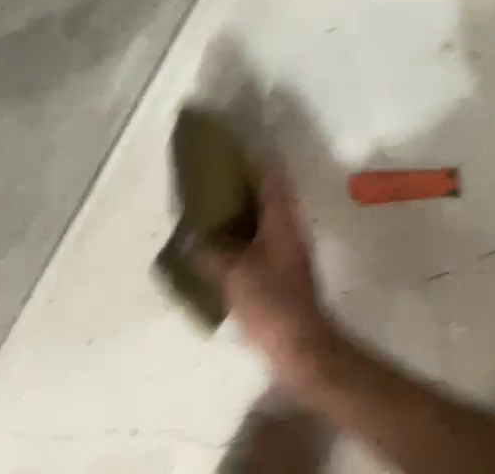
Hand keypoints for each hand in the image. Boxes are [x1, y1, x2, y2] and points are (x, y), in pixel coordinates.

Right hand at [200, 167, 341, 392]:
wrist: (302, 347)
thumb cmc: (271, 303)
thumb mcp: (233, 275)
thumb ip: (211, 253)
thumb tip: (192, 238)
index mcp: (281, 221)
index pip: (272, 178)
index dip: (258, 160)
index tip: (239, 146)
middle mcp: (291, 230)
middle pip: (273, 196)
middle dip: (250, 183)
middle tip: (222, 174)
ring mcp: (292, 252)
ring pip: (270, 218)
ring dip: (250, 208)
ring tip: (220, 205)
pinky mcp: (287, 273)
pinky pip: (266, 240)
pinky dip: (249, 233)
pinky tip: (228, 244)